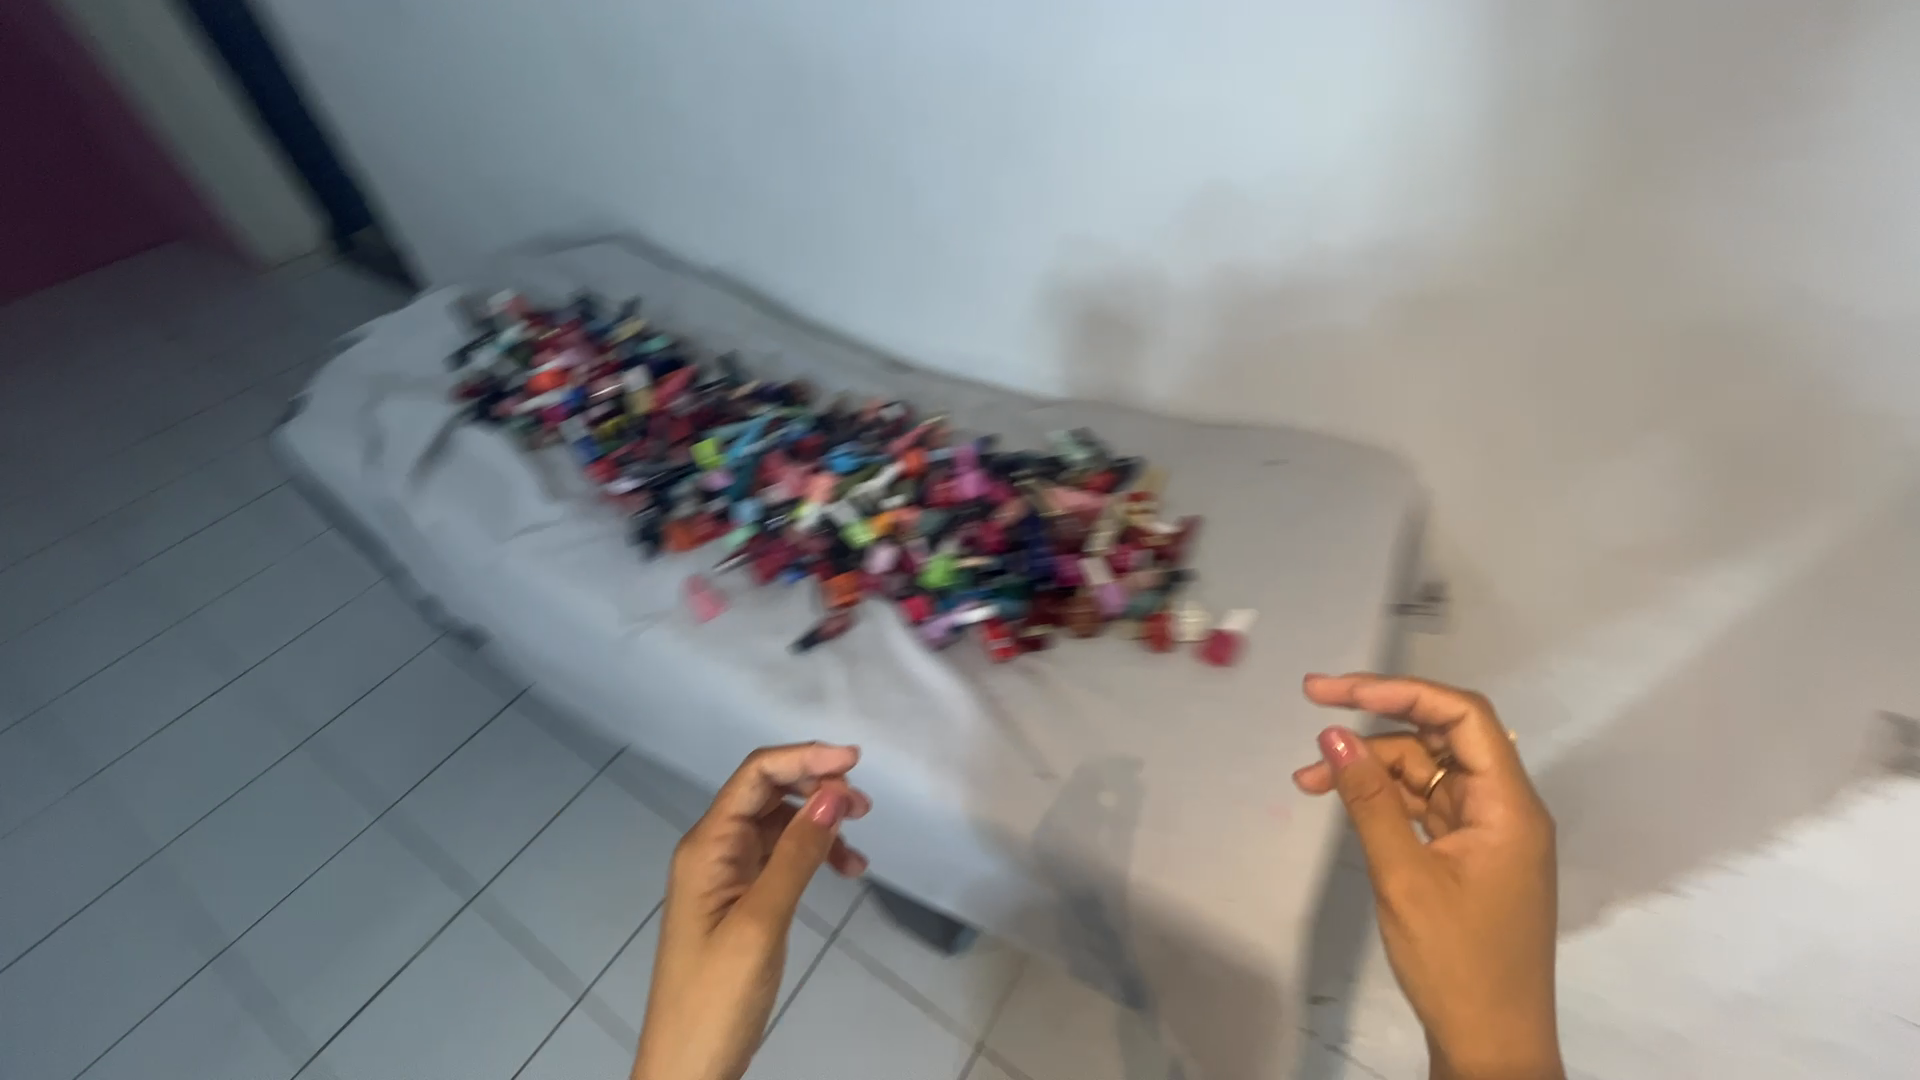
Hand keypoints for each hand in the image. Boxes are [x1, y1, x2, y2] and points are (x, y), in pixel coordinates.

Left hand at [632, 743, 871, 1079]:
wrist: (687, 1073)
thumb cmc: (717, 997)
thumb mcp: (762, 921)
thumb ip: (797, 853)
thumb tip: (833, 793)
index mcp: (708, 845)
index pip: (757, 775)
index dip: (805, 756)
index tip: (854, 760)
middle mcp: (715, 849)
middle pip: (769, 792)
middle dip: (817, 787)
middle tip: (863, 805)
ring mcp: (728, 874)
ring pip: (780, 823)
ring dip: (821, 822)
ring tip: (861, 838)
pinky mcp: (742, 898)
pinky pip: (783, 857)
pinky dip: (816, 855)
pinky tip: (848, 870)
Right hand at [1294, 674, 1562, 1079]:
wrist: (1491, 1045)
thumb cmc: (1456, 961)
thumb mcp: (1402, 875)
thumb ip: (1367, 799)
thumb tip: (1331, 734)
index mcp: (1508, 807)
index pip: (1462, 717)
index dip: (1400, 691)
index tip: (1336, 692)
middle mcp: (1502, 806)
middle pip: (1438, 734)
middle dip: (1375, 713)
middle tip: (1313, 698)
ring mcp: (1482, 829)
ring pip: (1421, 767)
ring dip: (1366, 764)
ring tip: (1306, 780)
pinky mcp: (1463, 849)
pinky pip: (1417, 801)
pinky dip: (1377, 794)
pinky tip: (1337, 798)